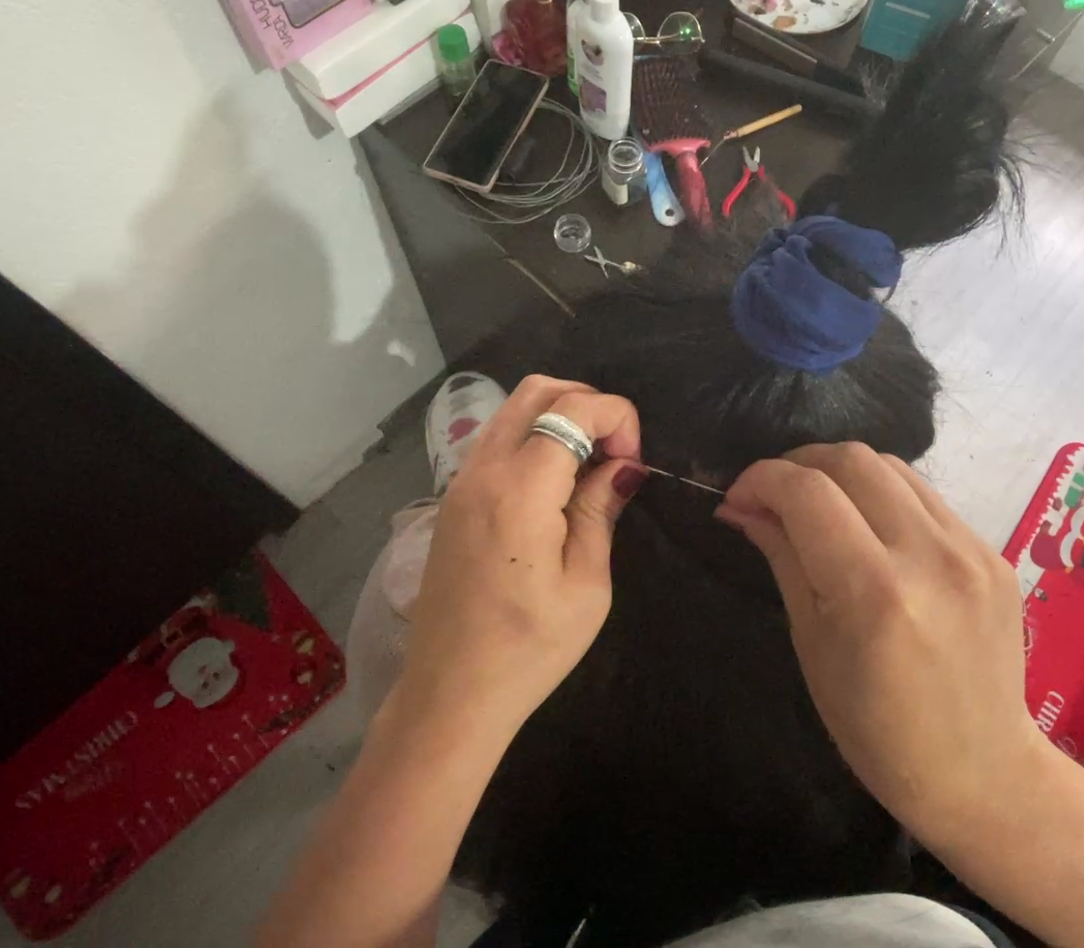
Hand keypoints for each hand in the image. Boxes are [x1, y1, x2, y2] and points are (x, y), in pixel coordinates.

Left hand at [397, 375, 645, 735]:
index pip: (572, 408)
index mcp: (519, 489)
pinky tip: (553, 485)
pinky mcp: (451, 500)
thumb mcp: (586, 586)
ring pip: (511, 410)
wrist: (450, 693)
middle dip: (587, 404)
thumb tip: (621, 465)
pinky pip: (495, 440)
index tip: (633, 465)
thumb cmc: (528, 649)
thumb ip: (599, 510)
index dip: (617, 418)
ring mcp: (459, 482)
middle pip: (537, 390)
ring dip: (558, 417)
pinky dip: (531, 438)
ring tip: (588, 468)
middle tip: (614, 454)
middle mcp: (482, 471)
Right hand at [716, 443, 1050, 838]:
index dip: (761, 479)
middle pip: (852, 459)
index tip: (738, 497)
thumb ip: (782, 558)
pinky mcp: (994, 553)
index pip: (807, 492)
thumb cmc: (875, 727)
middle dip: (799, 464)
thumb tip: (740, 506)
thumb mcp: (811, 644)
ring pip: (892, 467)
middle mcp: (929, 555)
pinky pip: (926, 497)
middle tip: (774, 496)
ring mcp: (971, 550)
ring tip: (819, 507)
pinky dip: (883, 497)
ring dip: (842, 474)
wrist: (981, 772)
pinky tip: (870, 531)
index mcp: (874, 591)